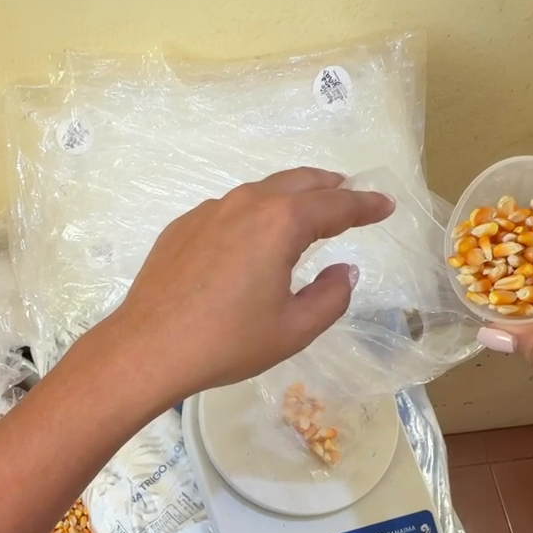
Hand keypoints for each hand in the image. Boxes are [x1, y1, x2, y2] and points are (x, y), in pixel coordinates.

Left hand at [81, 167, 392, 405]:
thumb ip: (330, 298)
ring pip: (258, 193)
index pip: (336, 205)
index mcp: (281, 222)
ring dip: (287, 197)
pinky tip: (248, 237)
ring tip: (302, 210)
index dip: (365, 205)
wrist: (147, 349)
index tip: (385, 207)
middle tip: (348, 195)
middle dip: (328, 187)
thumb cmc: (225, 343)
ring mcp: (207, 213)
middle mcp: (245, 204)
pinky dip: (249, 215)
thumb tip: (345, 272)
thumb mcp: (292, 330)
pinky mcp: (180, 229)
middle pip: (297, 183)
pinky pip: (226, 211)